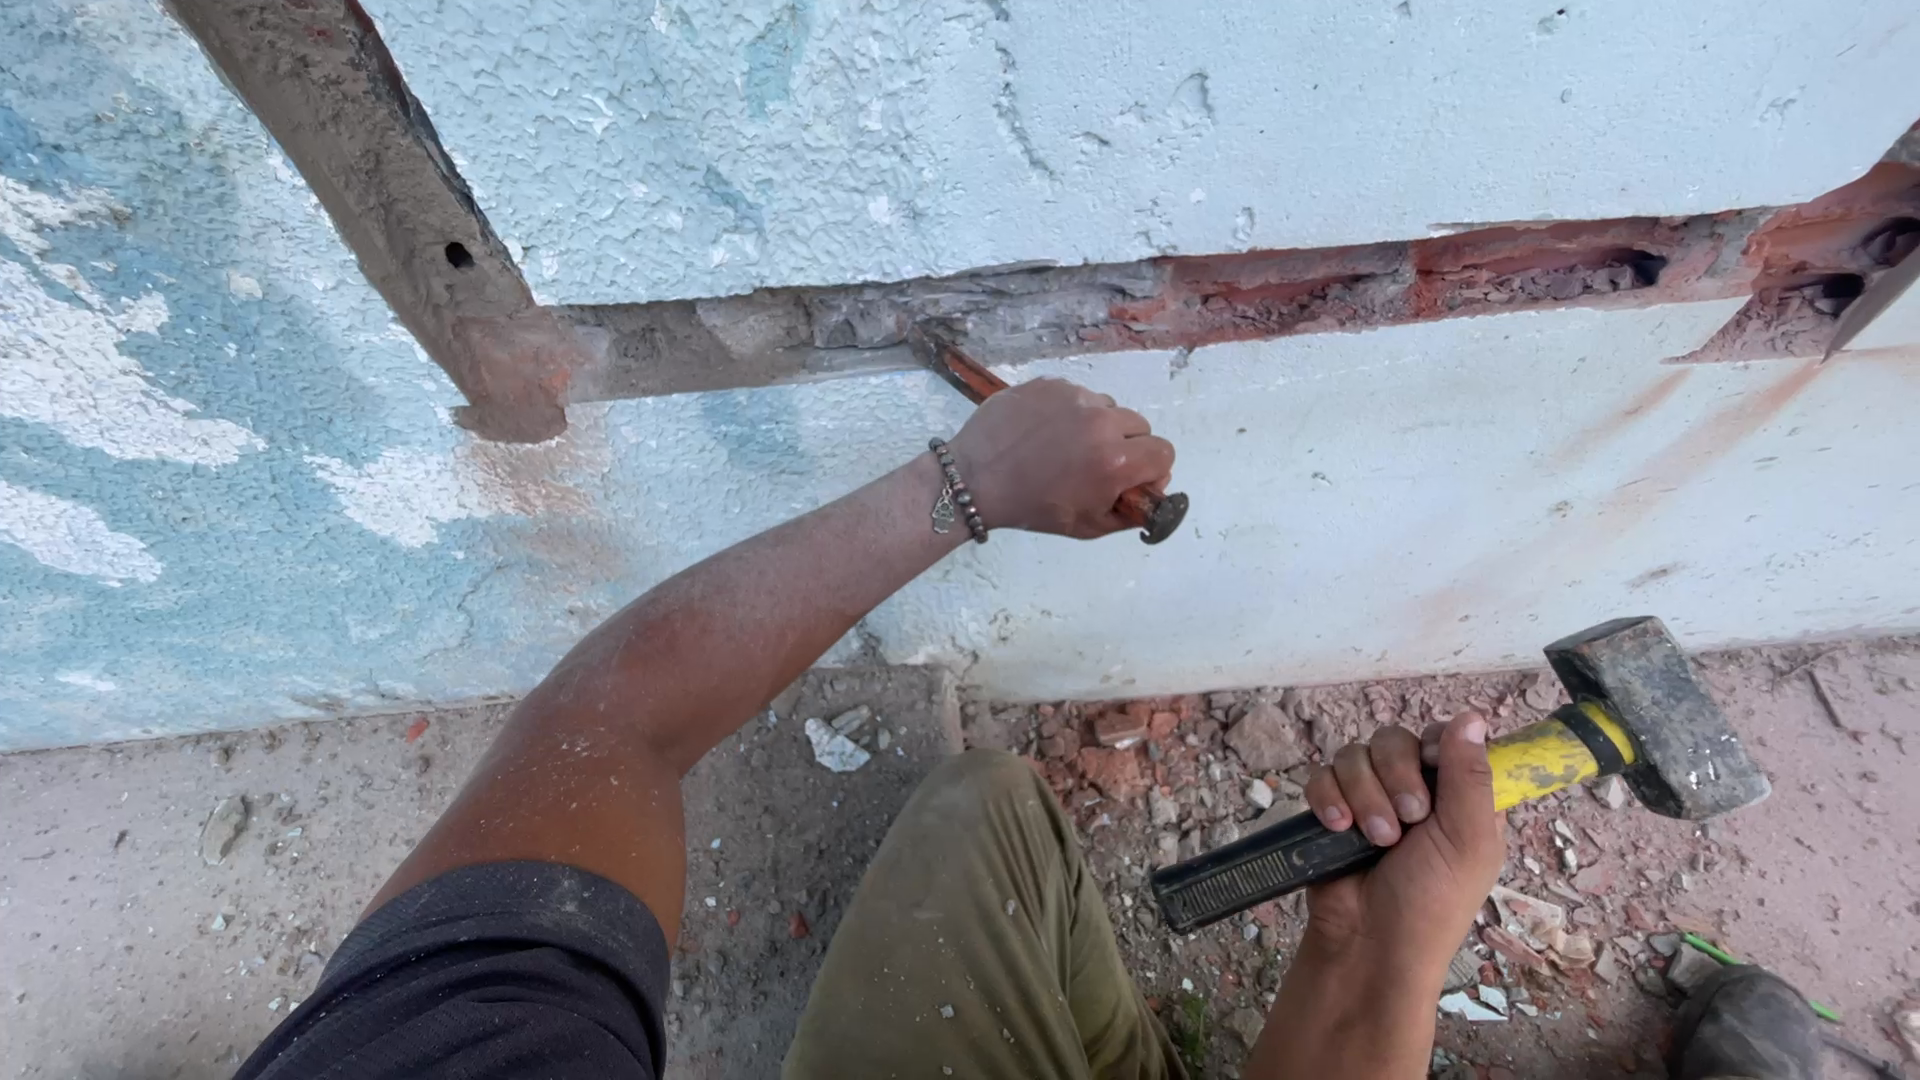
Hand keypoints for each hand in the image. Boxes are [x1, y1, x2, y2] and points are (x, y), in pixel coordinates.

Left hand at [945, 377, 1174, 538]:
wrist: (976, 479)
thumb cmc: (1032, 508)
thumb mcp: (1088, 526)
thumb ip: (1130, 513)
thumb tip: (1153, 495)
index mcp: (1115, 461)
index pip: (1163, 453)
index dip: (1152, 469)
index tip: (1132, 477)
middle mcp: (1101, 422)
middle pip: (1139, 426)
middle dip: (1127, 446)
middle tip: (1096, 463)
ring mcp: (1074, 397)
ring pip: (1108, 407)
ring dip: (1098, 425)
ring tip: (1066, 445)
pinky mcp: (1051, 383)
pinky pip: (1078, 395)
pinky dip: (1070, 411)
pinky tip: (1047, 430)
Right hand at [1301, 713, 1503, 977]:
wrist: (1368, 939)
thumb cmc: (1432, 900)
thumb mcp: (1467, 841)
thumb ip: (1470, 776)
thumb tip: (1473, 715)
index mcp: (1455, 796)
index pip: (1440, 738)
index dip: (1432, 746)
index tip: (1431, 767)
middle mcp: (1410, 789)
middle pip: (1392, 739)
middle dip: (1394, 777)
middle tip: (1407, 819)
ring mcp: (1366, 796)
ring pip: (1352, 755)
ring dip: (1362, 795)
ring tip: (1372, 838)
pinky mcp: (1329, 806)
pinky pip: (1319, 775)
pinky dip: (1327, 798)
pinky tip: (1337, 827)